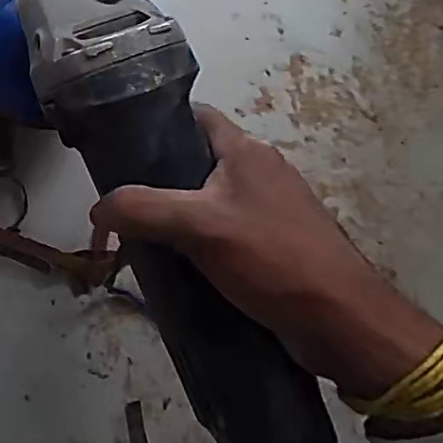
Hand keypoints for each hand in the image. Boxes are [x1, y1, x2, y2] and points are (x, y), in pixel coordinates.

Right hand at [89, 105, 442, 399]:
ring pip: (204, 195)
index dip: (155, 120)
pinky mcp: (272, 242)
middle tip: (121, 193)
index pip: (193, 115)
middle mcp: (259, 171)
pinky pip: (219, 227)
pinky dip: (193, 236)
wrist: (345, 327)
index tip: (119, 140)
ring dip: (172, 209)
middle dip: (156, 173)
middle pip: (194, 157)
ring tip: (139, 227)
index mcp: (246, 151)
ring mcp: (268, 208)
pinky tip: (174, 257)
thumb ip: (140, 210)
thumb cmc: (274, 259)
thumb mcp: (198, 226)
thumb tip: (97, 209)